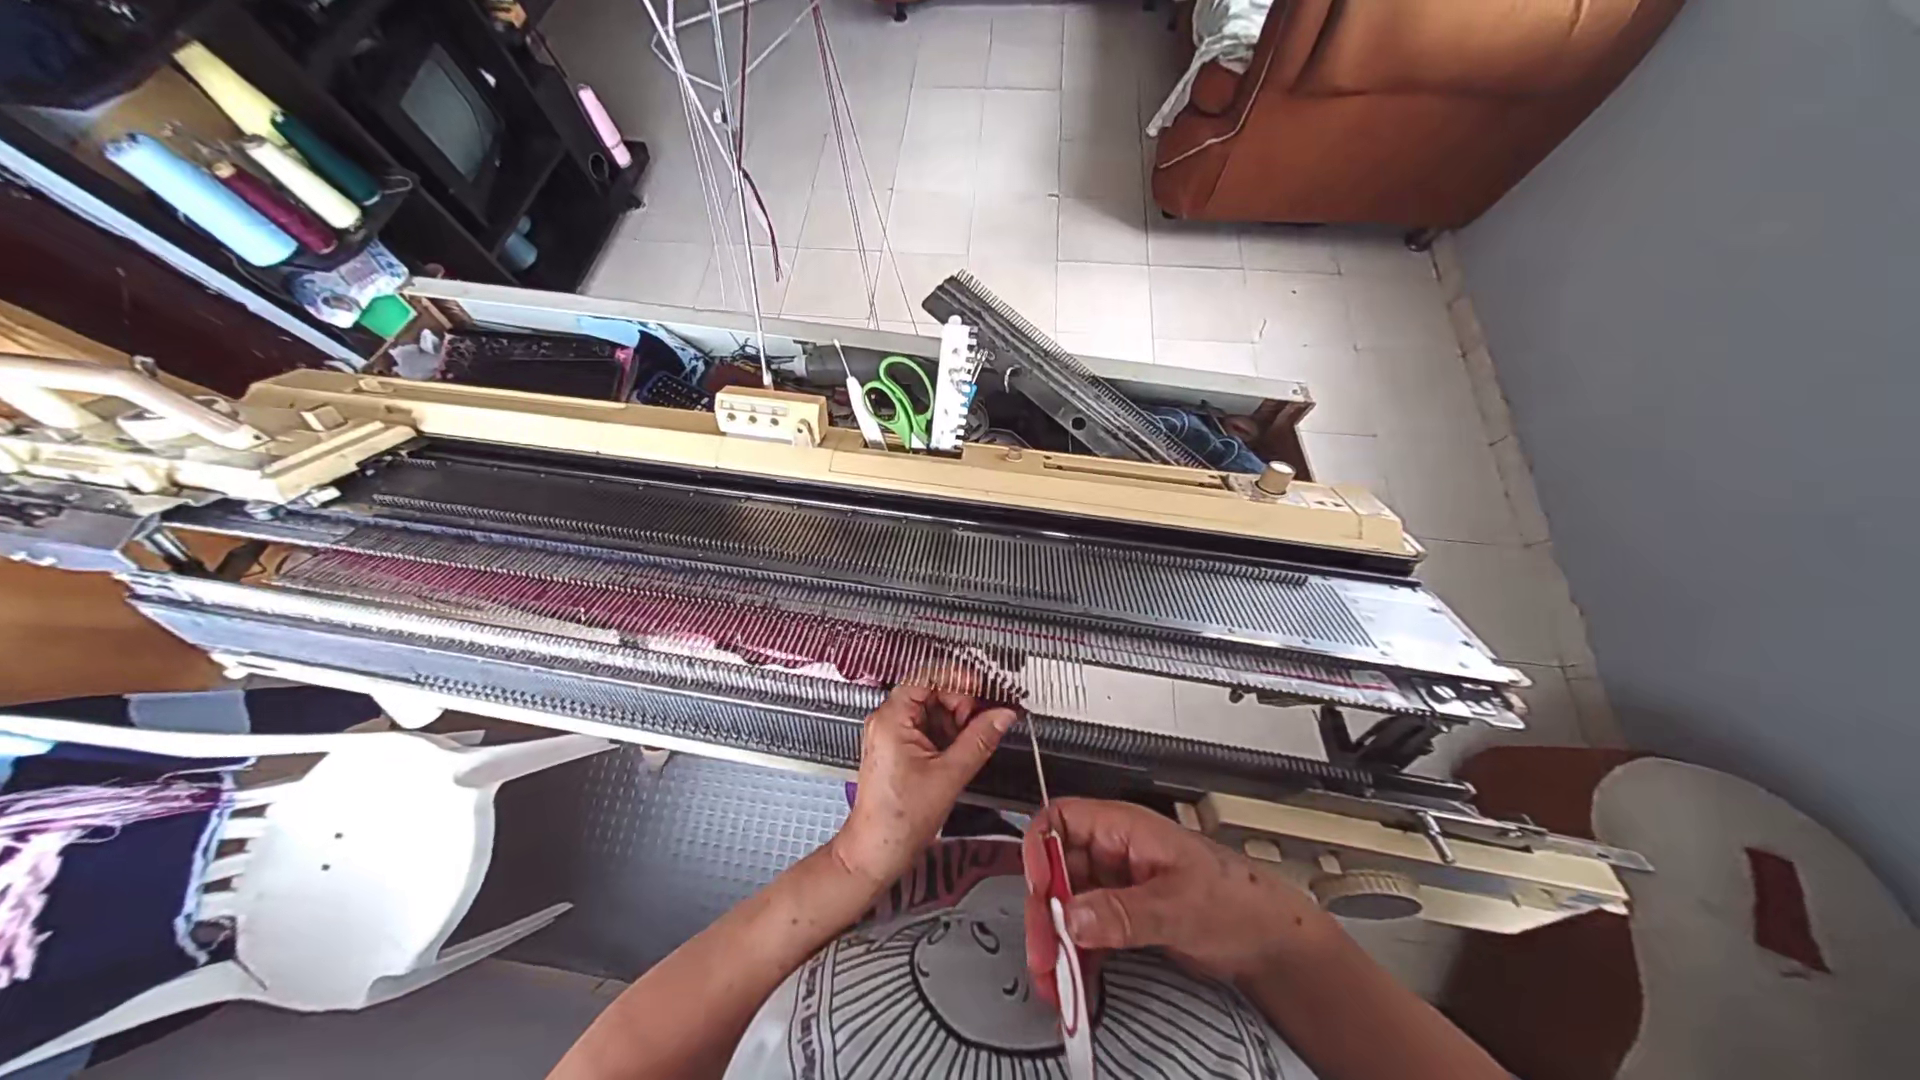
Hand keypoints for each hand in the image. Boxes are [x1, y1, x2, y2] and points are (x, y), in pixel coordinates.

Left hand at [829, 683, 1017, 888]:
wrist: (876, 852)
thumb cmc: (898, 820)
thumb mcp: (949, 775)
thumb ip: (979, 740)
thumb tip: (1002, 715)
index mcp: (891, 719)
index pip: (926, 677)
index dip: (957, 679)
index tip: (982, 689)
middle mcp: (887, 720)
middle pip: (931, 691)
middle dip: (960, 704)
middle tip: (981, 723)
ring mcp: (891, 734)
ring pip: (932, 710)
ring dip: (956, 721)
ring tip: (970, 744)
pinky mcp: (898, 748)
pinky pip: (928, 728)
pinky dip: (947, 735)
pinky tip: (960, 753)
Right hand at [1022, 798, 1338, 999]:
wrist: (1270, 941)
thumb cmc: (1237, 899)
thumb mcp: (1179, 904)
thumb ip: (1124, 911)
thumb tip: (1072, 916)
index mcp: (1124, 828)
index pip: (1061, 819)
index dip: (1040, 847)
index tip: (1037, 888)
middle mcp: (1113, 851)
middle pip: (1057, 869)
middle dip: (1045, 912)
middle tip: (1044, 954)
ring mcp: (1116, 885)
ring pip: (1067, 905)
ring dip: (1056, 942)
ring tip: (1055, 983)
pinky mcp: (1122, 916)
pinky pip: (1085, 932)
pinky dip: (1076, 958)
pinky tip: (1075, 985)